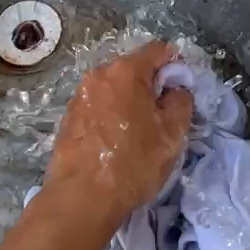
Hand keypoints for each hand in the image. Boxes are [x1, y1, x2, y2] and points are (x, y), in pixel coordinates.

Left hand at [42, 41, 193, 227]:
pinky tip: (114, 142)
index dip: (175, 65)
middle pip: (134, 67)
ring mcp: (80, 94)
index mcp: (126, 71)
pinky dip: (110, 114)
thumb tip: (176, 88)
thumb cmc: (132, 163)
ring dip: (129, 100)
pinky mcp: (68, 116)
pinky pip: (98, 105)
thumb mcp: (172, 135)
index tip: (181, 89)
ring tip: (137, 132)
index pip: (158, 50)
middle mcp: (99, 74)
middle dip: (151, 85)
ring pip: (114, 87)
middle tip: (161, 116)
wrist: (80, 200)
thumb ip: (181, 101)